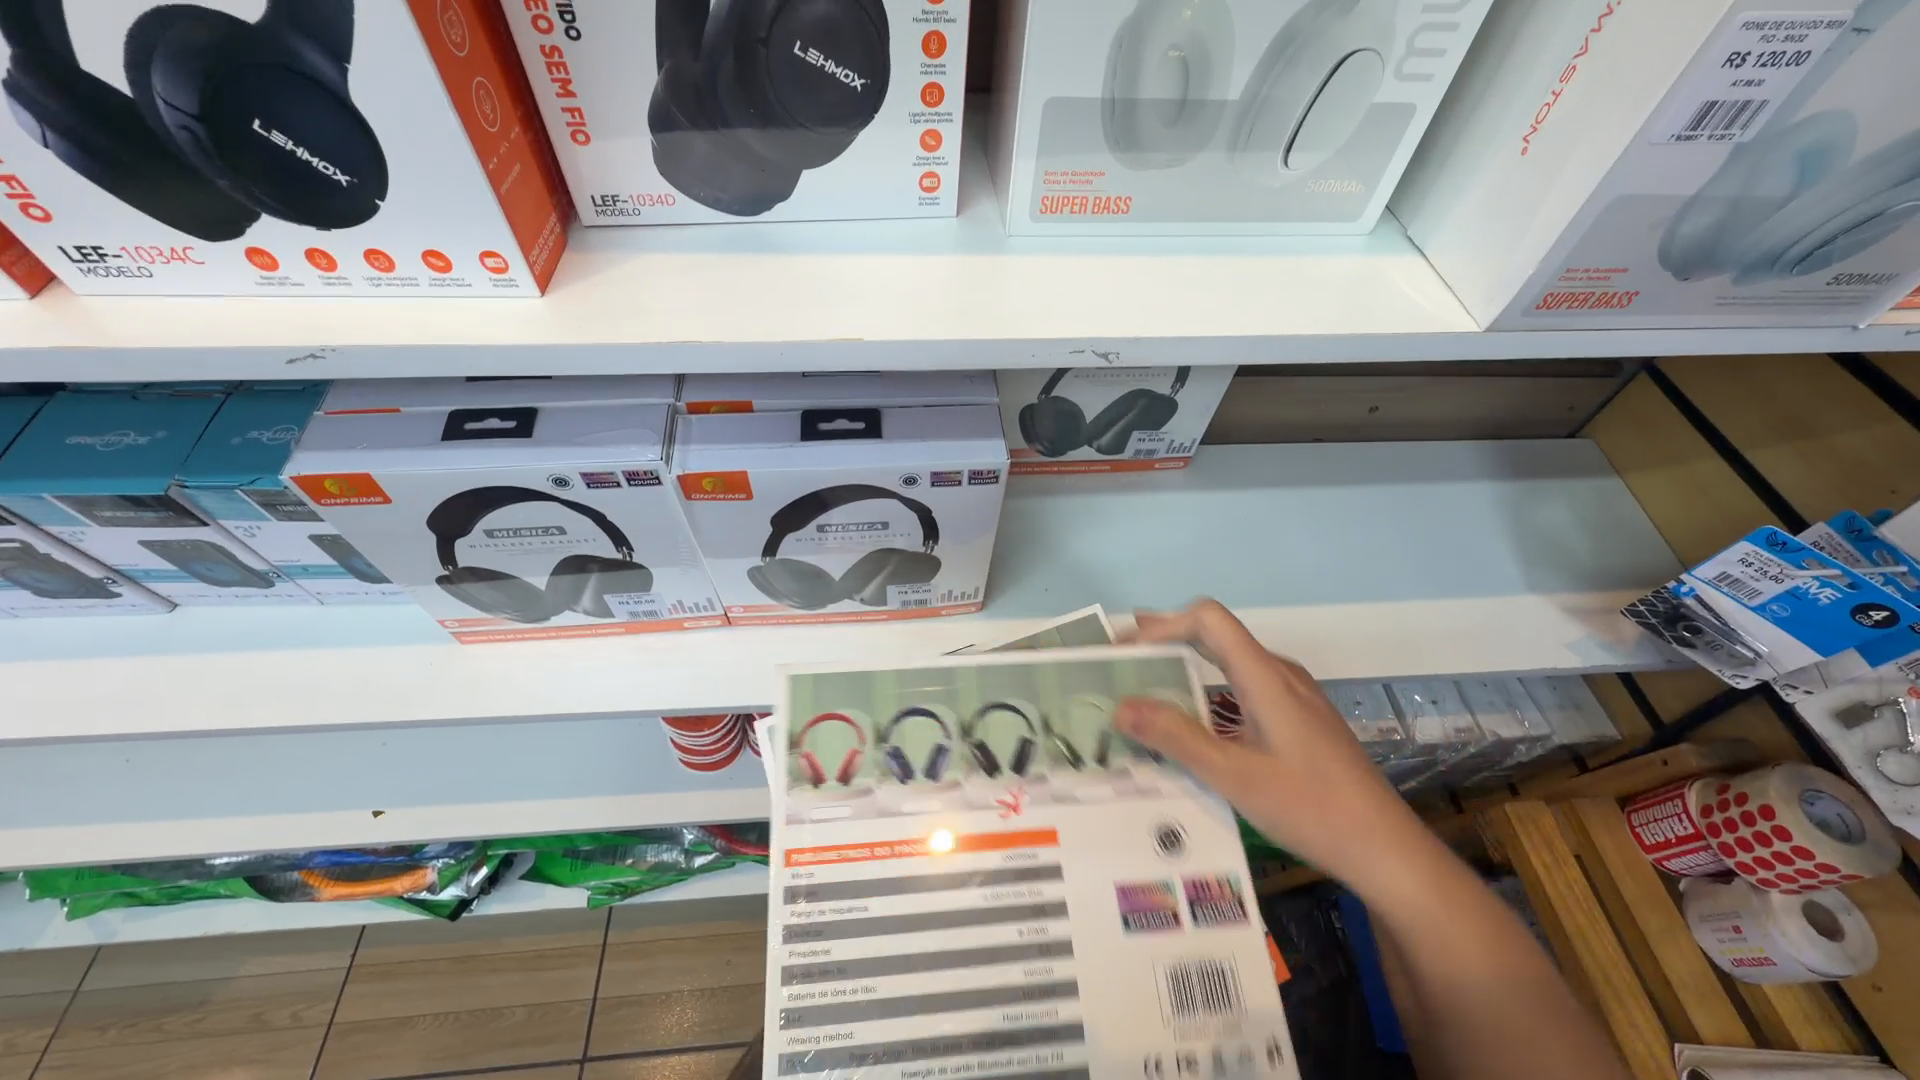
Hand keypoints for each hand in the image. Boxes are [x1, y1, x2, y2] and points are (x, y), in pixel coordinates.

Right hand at [1118, 600, 1434, 888]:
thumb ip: (1177, 738)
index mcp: (1266, 677)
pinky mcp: (1299, 721)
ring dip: (1185, 668)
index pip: (1208, 620)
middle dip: (1165, 640)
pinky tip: (1192, 726)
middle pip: (1217, 636)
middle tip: (1119, 658)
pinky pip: (1244, 689)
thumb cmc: (1310, 808)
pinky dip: (1208, 693)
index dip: (1162, 626)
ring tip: (1144, 688)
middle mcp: (1280, 675)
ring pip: (1230, 665)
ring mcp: (1294, 698)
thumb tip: (1122, 706)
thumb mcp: (1235, 776)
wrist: (1384, 848)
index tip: (1125, 652)